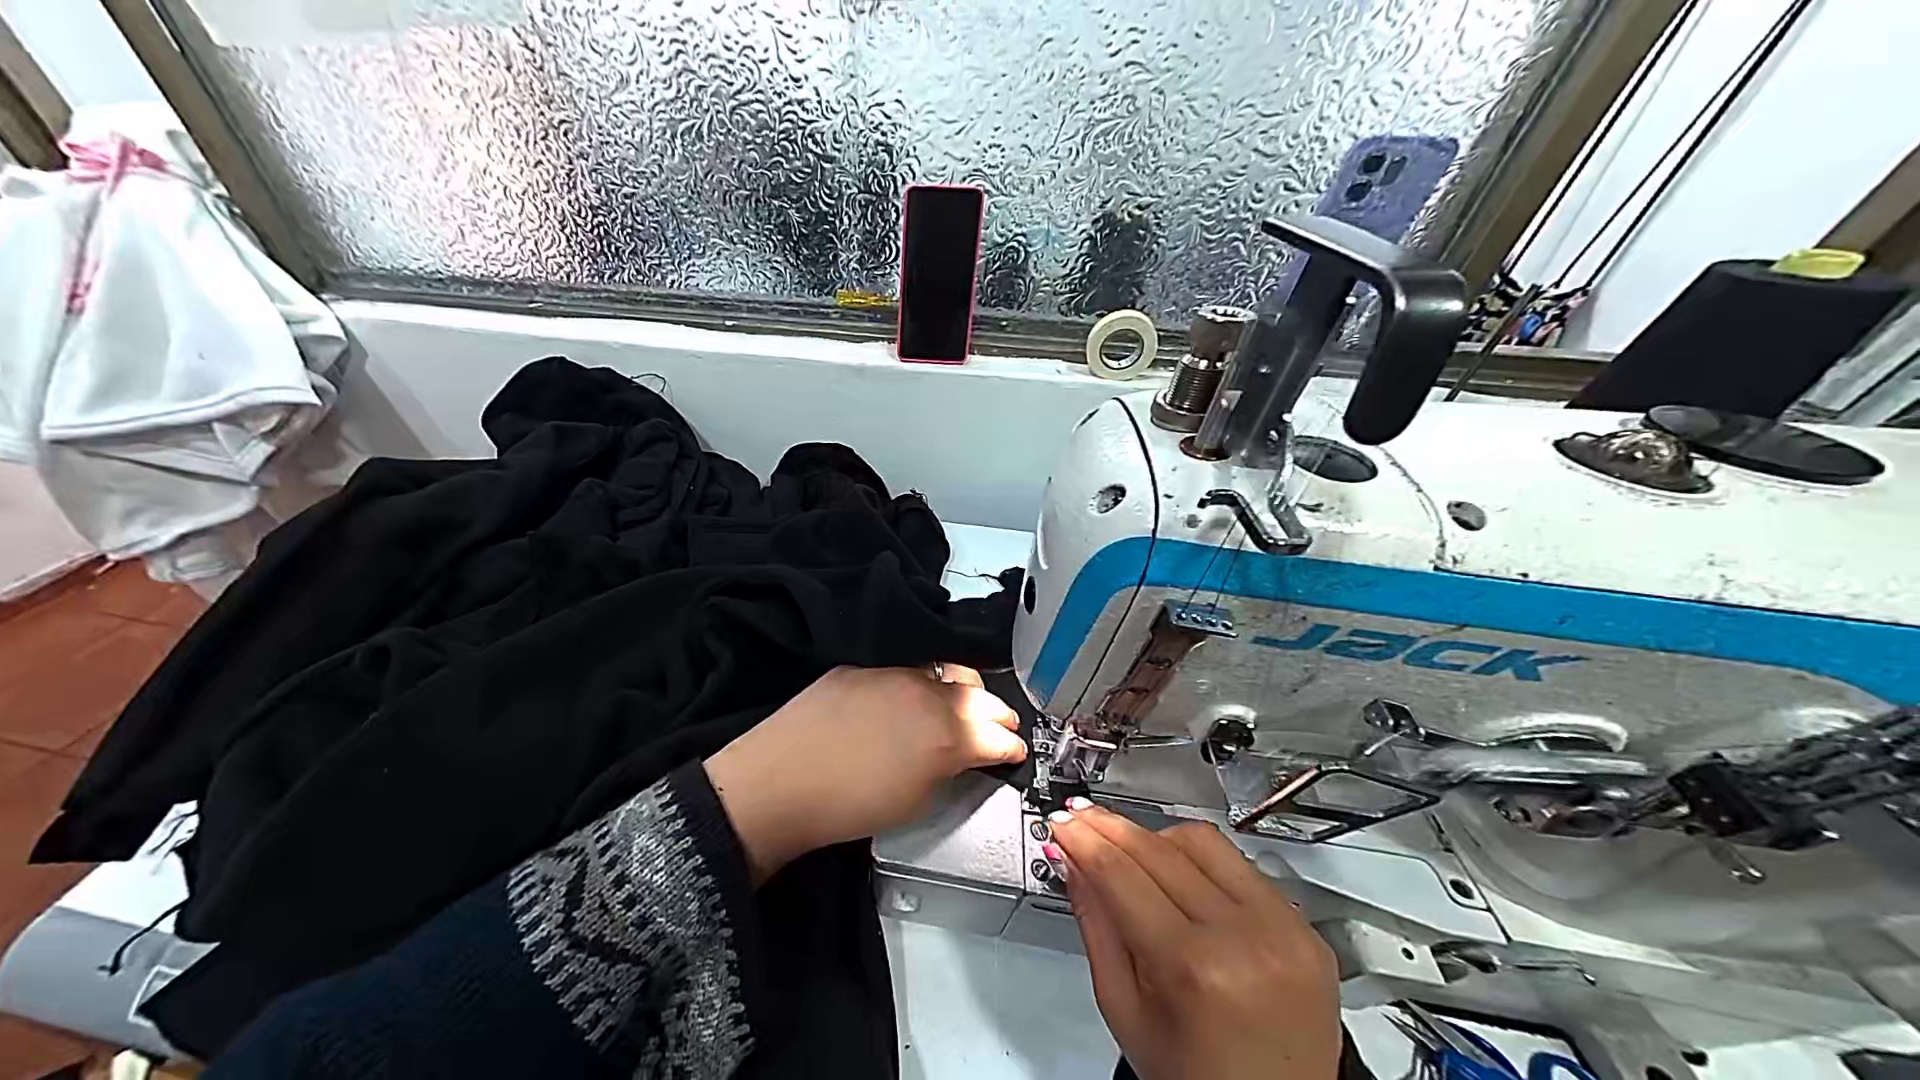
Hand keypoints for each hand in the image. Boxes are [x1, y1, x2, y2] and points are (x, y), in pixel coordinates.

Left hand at [704, 664, 1026, 882]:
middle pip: (981, 697)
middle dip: (996, 715)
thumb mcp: (915, 801)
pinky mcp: (863, 669)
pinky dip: (920, 684)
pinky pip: (905, 670)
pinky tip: (911, 700)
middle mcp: (927, 696)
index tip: (1013, 751)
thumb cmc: (845, 806)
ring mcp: (894, 676)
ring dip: (963, 691)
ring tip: (962, 706)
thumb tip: (962, 758)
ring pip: (947, 673)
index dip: (1011, 746)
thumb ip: (949, 770)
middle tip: (999, 729)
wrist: (780, 784)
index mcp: (947, 736)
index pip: (998, 735)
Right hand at [1046, 799, 1340, 1079]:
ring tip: (1130, 850)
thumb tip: (1073, 862)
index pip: (1119, 872)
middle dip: (1109, 826)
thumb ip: (1095, 925)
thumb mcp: (1125, 1011)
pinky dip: (1201, 860)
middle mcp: (1245, 939)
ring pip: (1199, 840)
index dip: (1082, 838)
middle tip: (1081, 819)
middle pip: (1156, 847)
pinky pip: (1239, 863)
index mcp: (1192, 969)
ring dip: (1155, 836)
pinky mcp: (1303, 926)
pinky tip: (1179, 871)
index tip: (1063, 823)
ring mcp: (1282, 929)